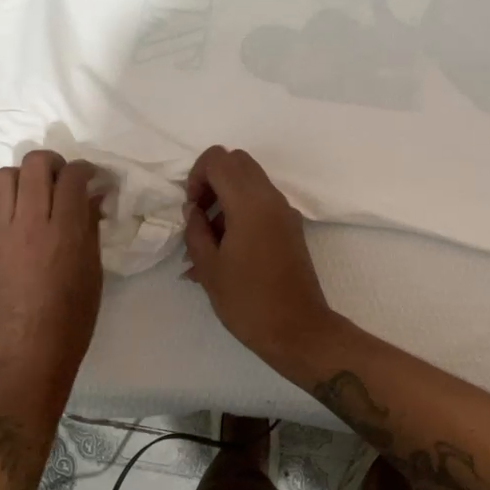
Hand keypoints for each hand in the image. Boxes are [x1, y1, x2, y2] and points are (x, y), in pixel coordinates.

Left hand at [0, 151, 103, 401]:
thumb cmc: (70, 319)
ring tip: (34, 197)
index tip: (91, 178)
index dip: (85, 169)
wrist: (25, 358)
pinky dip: (4, 202)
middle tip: (62, 181)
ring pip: (4, 176)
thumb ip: (89, 225)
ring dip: (23, 178)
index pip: (72, 176)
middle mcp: (28, 223)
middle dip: (54, 164)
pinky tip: (16, 221)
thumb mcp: (92, 270)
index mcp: (63, 231)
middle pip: (35, 164)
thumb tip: (91, 195)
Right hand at [183, 146, 341, 370]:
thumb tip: (194, 210)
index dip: (197, 175)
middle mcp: (270, 197)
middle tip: (199, 215)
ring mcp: (284, 211)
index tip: (191, 208)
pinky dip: (241, 212)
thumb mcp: (209, 268)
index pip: (218, 158)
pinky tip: (226, 253)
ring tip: (208, 243)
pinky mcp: (291, 227)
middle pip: (237, 162)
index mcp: (249, 201)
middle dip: (212, 180)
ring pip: (250, 182)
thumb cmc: (248, 300)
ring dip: (226, 197)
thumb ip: (195, 230)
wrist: (298, 330)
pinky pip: (262, 204)